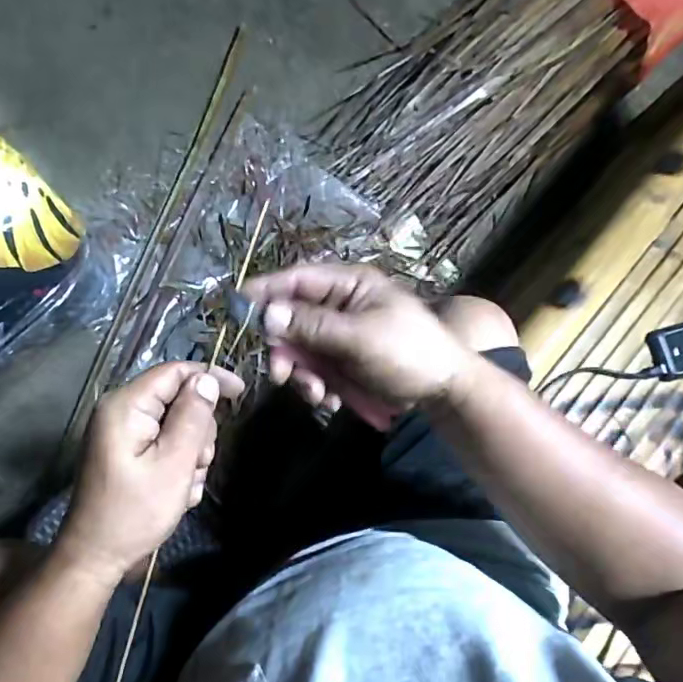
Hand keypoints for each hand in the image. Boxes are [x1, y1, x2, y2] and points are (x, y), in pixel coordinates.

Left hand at [55, 361, 244, 583]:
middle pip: (178, 398)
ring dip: (192, 453)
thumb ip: (193, 418)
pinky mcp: (127, 452)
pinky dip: (179, 464)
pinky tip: (178, 491)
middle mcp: (121, 411)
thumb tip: (207, 380)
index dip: (209, 377)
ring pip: (177, 424)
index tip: (241, 393)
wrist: (97, 556)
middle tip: (198, 464)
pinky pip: (166, 444)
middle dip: (199, 430)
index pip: (174, 371)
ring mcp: (123, 433)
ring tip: (186, 484)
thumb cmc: (134, 512)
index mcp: (125, 406)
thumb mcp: (174, 464)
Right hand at [241, 264, 477, 419]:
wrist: (444, 390)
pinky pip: (316, 372)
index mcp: (348, 285)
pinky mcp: (343, 363)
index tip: (238, 309)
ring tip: (319, 394)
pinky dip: (318, 388)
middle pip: (292, 320)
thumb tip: (267, 315)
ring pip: (300, 351)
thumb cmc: (409, 351)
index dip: (266, 292)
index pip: (297, 280)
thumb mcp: (360, 337)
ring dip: (303, 375)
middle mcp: (339, 306)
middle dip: (286, 350)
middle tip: (281, 374)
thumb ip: (312, 326)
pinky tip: (333, 401)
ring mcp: (340, 336)